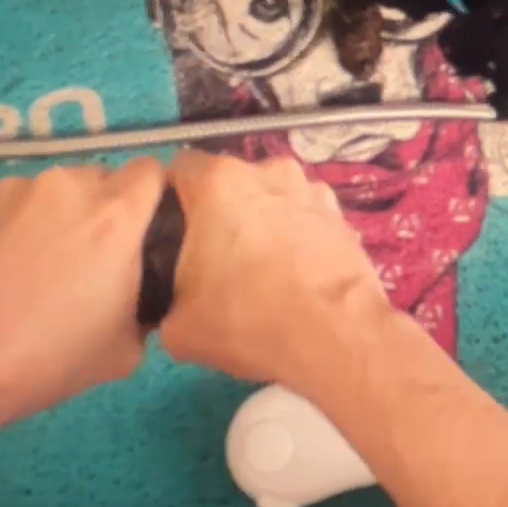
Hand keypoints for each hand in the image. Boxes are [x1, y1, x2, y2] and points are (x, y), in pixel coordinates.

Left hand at [0, 158, 166, 445]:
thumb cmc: (44, 358)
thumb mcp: (124, 348)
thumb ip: (147, 302)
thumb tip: (142, 290)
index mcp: (115, 217)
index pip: (152, 170)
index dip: (153, 196)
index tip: (145, 228)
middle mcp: (68, 187)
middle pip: (103, 178)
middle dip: (104, 208)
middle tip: (90, 256)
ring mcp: (15, 189)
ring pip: (56, 190)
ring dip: (59, 215)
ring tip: (36, 263)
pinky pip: (13, 202)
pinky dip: (17, 224)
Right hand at [157, 150, 400, 393]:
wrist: (336, 337)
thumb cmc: (249, 320)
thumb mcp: (179, 326)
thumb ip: (166, 301)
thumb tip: (177, 307)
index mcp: (219, 182)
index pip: (178, 169)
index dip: (169, 200)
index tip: (170, 233)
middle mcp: (268, 171)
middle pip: (228, 183)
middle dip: (218, 212)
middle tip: (214, 260)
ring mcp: (310, 189)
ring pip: (271, 197)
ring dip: (262, 221)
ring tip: (261, 268)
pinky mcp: (341, 214)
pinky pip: (305, 217)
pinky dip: (297, 235)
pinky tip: (297, 273)